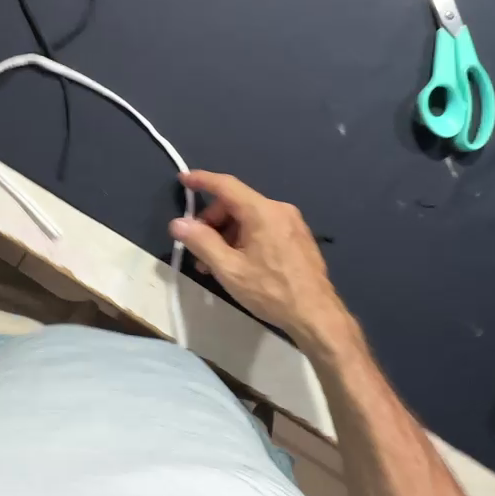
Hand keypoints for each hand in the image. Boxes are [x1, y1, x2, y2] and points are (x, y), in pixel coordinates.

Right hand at [170, 171, 350, 344]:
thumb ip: (201, 242)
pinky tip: (239, 264)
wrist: (316, 315)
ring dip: (227, 235)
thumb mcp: (229, 269)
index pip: (226, 185)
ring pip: (249, 218)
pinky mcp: (298, 238)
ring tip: (216, 265)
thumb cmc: (271, 291)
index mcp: (262, 211)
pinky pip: (264, 228)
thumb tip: (178, 223)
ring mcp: (292, 223)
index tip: (183, 180)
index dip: (202, 180)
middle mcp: (279, 209)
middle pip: (236, 204)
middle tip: (198, 250)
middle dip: (212, 222)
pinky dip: (245, 239)